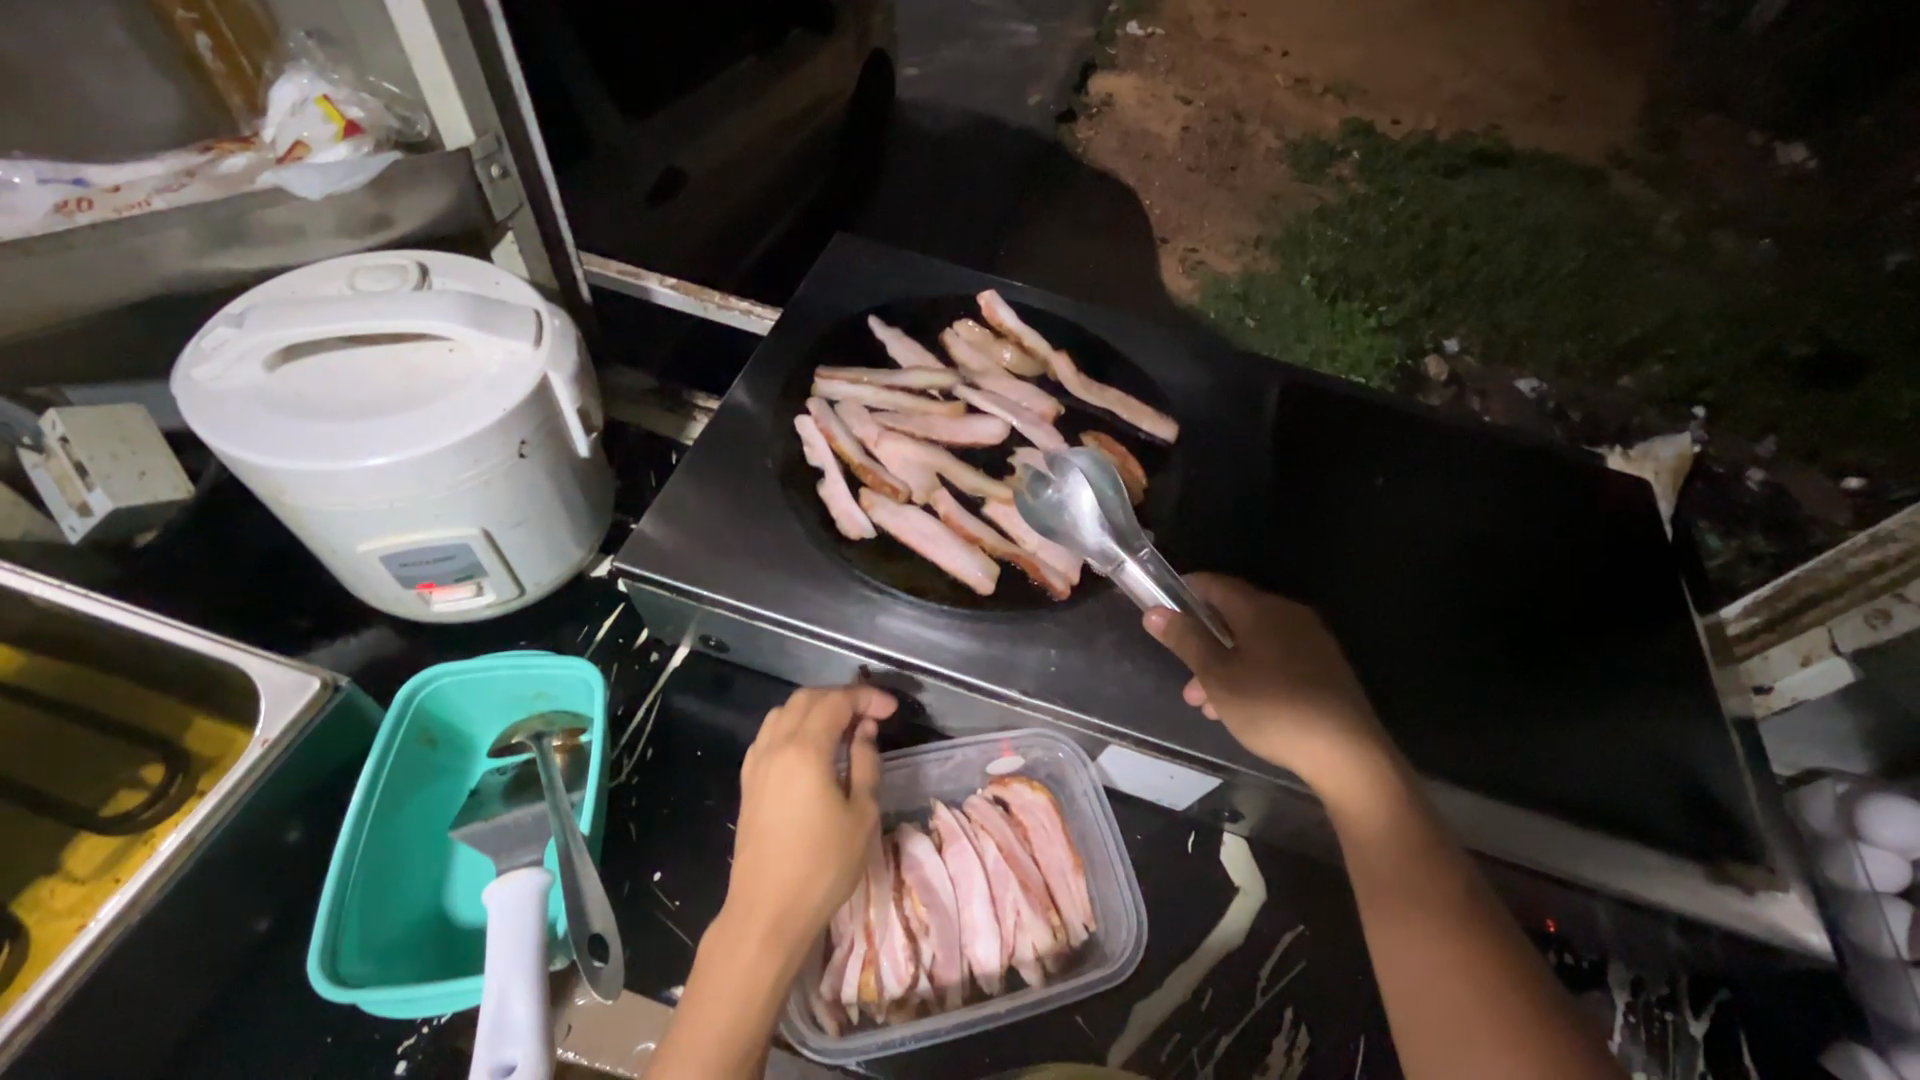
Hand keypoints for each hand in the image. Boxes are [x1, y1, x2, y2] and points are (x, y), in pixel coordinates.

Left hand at [725, 685, 896, 958]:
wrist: (767, 911)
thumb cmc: (823, 866)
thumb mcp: (862, 814)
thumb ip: (865, 763)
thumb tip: (863, 731)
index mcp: (805, 750)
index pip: (836, 703)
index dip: (867, 698)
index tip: (892, 710)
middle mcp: (775, 747)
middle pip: (806, 700)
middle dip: (840, 698)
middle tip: (870, 714)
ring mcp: (756, 764)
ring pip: (783, 714)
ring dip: (814, 709)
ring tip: (843, 727)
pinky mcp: (748, 783)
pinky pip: (769, 736)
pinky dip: (793, 727)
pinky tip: (811, 749)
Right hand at [1144, 574, 1390, 789]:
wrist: (1346, 752)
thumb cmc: (1272, 707)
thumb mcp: (1217, 676)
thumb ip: (1186, 640)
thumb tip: (1155, 611)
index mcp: (1261, 609)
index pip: (1216, 584)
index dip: (1186, 591)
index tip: (1162, 608)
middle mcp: (1289, 616)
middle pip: (1235, 616)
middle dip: (1204, 641)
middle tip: (1183, 673)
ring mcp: (1311, 643)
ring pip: (1254, 644)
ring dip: (1224, 666)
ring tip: (1205, 704)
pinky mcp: (1324, 671)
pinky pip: (1276, 661)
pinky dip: (1250, 675)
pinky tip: (1239, 710)